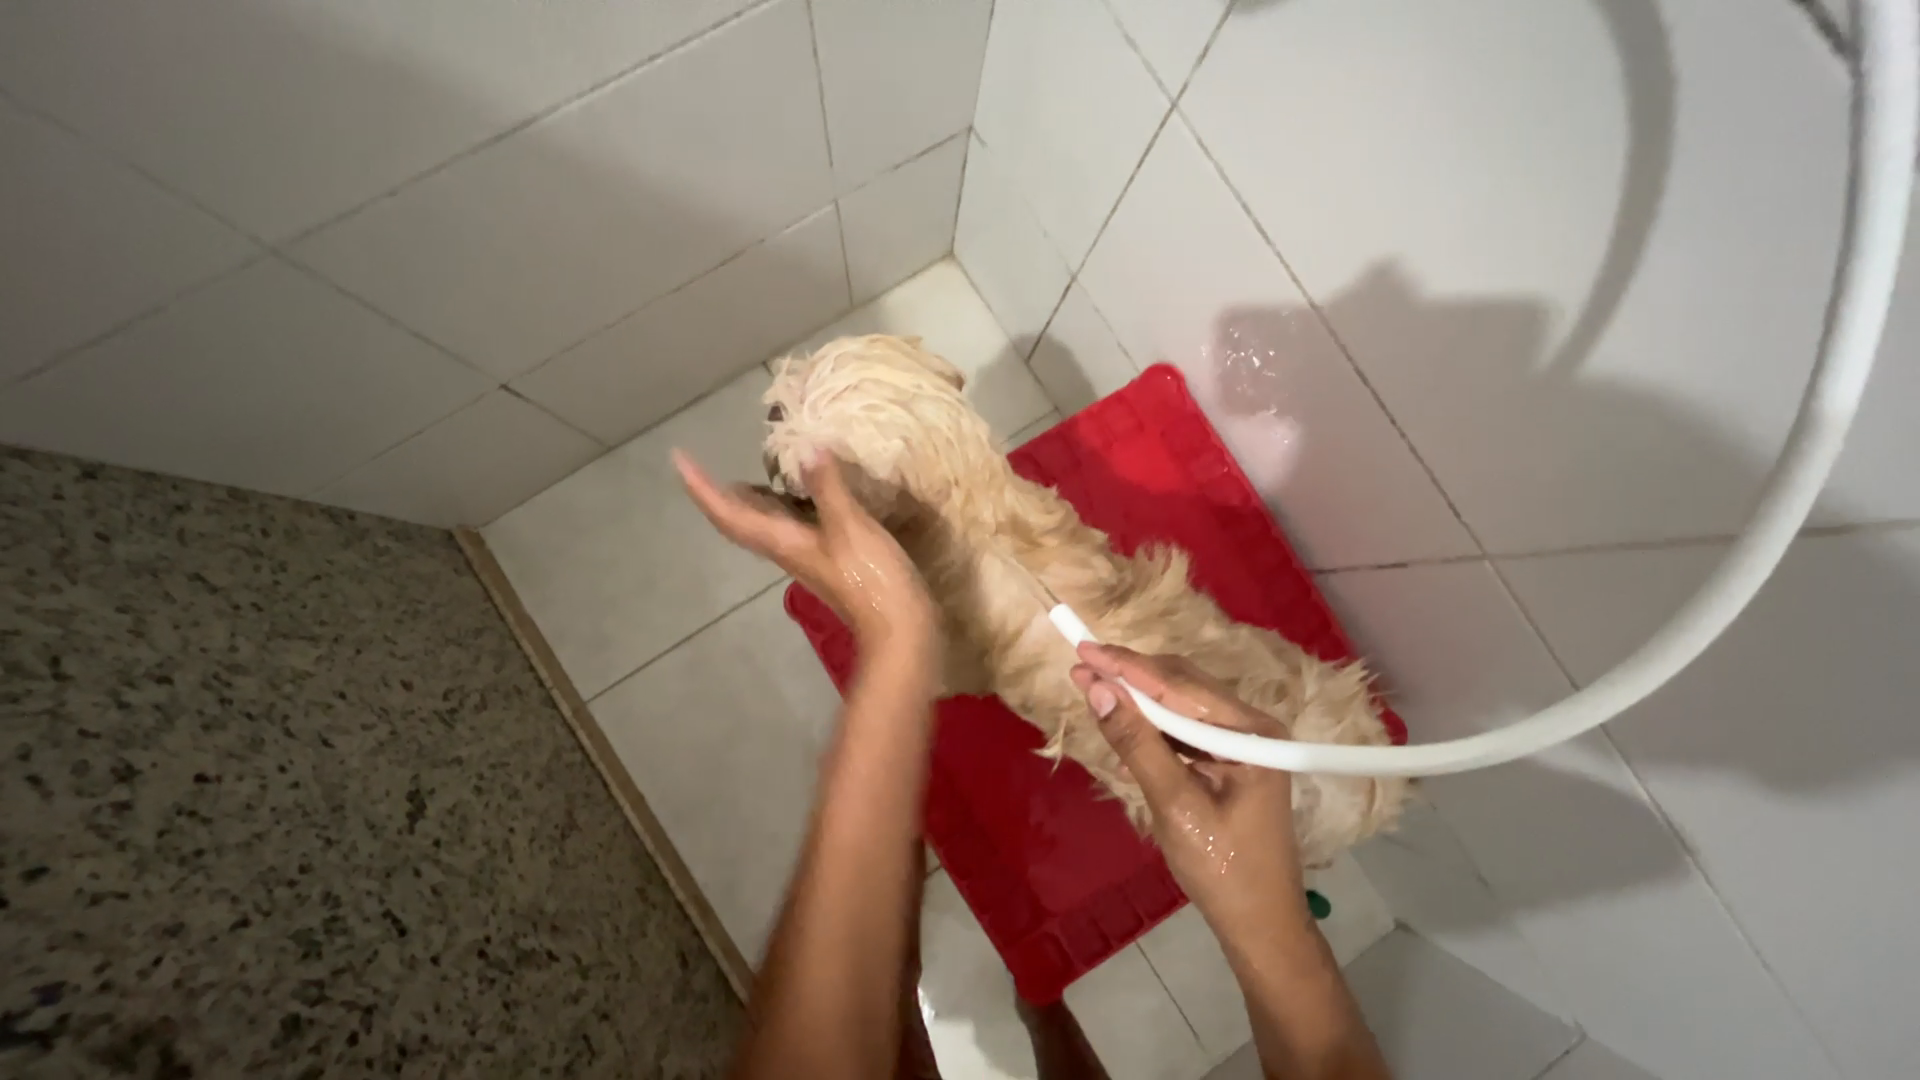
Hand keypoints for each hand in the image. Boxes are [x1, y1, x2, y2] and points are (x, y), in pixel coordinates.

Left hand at [673, 449, 937, 651]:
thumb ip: (828, 487)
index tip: (679, 460)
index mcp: (782, 542)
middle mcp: (787, 551)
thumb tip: (806, 447)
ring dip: (754, 503)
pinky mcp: (832, 562)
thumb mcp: (850, 527)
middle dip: (721, 496)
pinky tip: (808, 498)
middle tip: (709, 468)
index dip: (702, 488)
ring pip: (767, 528)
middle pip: (741, 523)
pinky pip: (794, 531)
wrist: (900, 631)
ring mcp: (809, 559)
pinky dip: (789, 510)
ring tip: (754, 477)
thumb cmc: (872, 580)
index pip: (729, 513)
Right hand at [1071, 644, 1309, 943]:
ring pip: (1181, 702)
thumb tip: (1097, 690)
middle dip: (1130, 674)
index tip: (1083, 649)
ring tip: (1093, 685)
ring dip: (1138, 696)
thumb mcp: (1175, 805)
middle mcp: (1252, 727)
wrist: (1260, 925)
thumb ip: (1137, 744)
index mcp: (1251, 734)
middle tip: (1081, 666)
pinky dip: (1152, 722)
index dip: (1127, 666)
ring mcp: (1242, 742)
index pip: (1179, 686)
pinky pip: (1184, 726)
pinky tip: (1124, 719)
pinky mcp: (1229, 759)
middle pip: (1182, 685)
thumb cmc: (1222, 869)